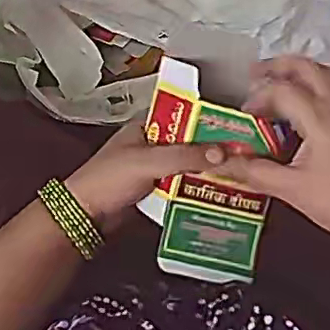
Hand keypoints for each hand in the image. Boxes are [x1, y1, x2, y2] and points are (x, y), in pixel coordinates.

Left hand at [65, 123, 229, 230]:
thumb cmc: (106, 180)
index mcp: (146, 126)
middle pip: (191, 142)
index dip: (208, 119)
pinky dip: (198, 189)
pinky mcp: (156, 189)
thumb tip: (221, 152)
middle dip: (213, 149)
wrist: (84, 216)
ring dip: (208, 171)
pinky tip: (218, 193)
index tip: (236, 126)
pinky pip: (183, 186)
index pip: (184, 114)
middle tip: (244, 154)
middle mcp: (153, 143)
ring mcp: (154, 167)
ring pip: (189, 165)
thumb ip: (183, 156)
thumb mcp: (147, 162)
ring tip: (240, 174)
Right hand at [208, 57, 329, 254]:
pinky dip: (319, 84)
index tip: (243, 115)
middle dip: (278, 66)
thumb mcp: (292, 190)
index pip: (281, 90)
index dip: (257, 97)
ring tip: (278, 80)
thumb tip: (223, 162)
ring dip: (300, 71)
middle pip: (307, 68)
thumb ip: (254, 172)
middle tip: (255, 74)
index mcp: (320, 119)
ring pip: (325, 75)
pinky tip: (309, 98)